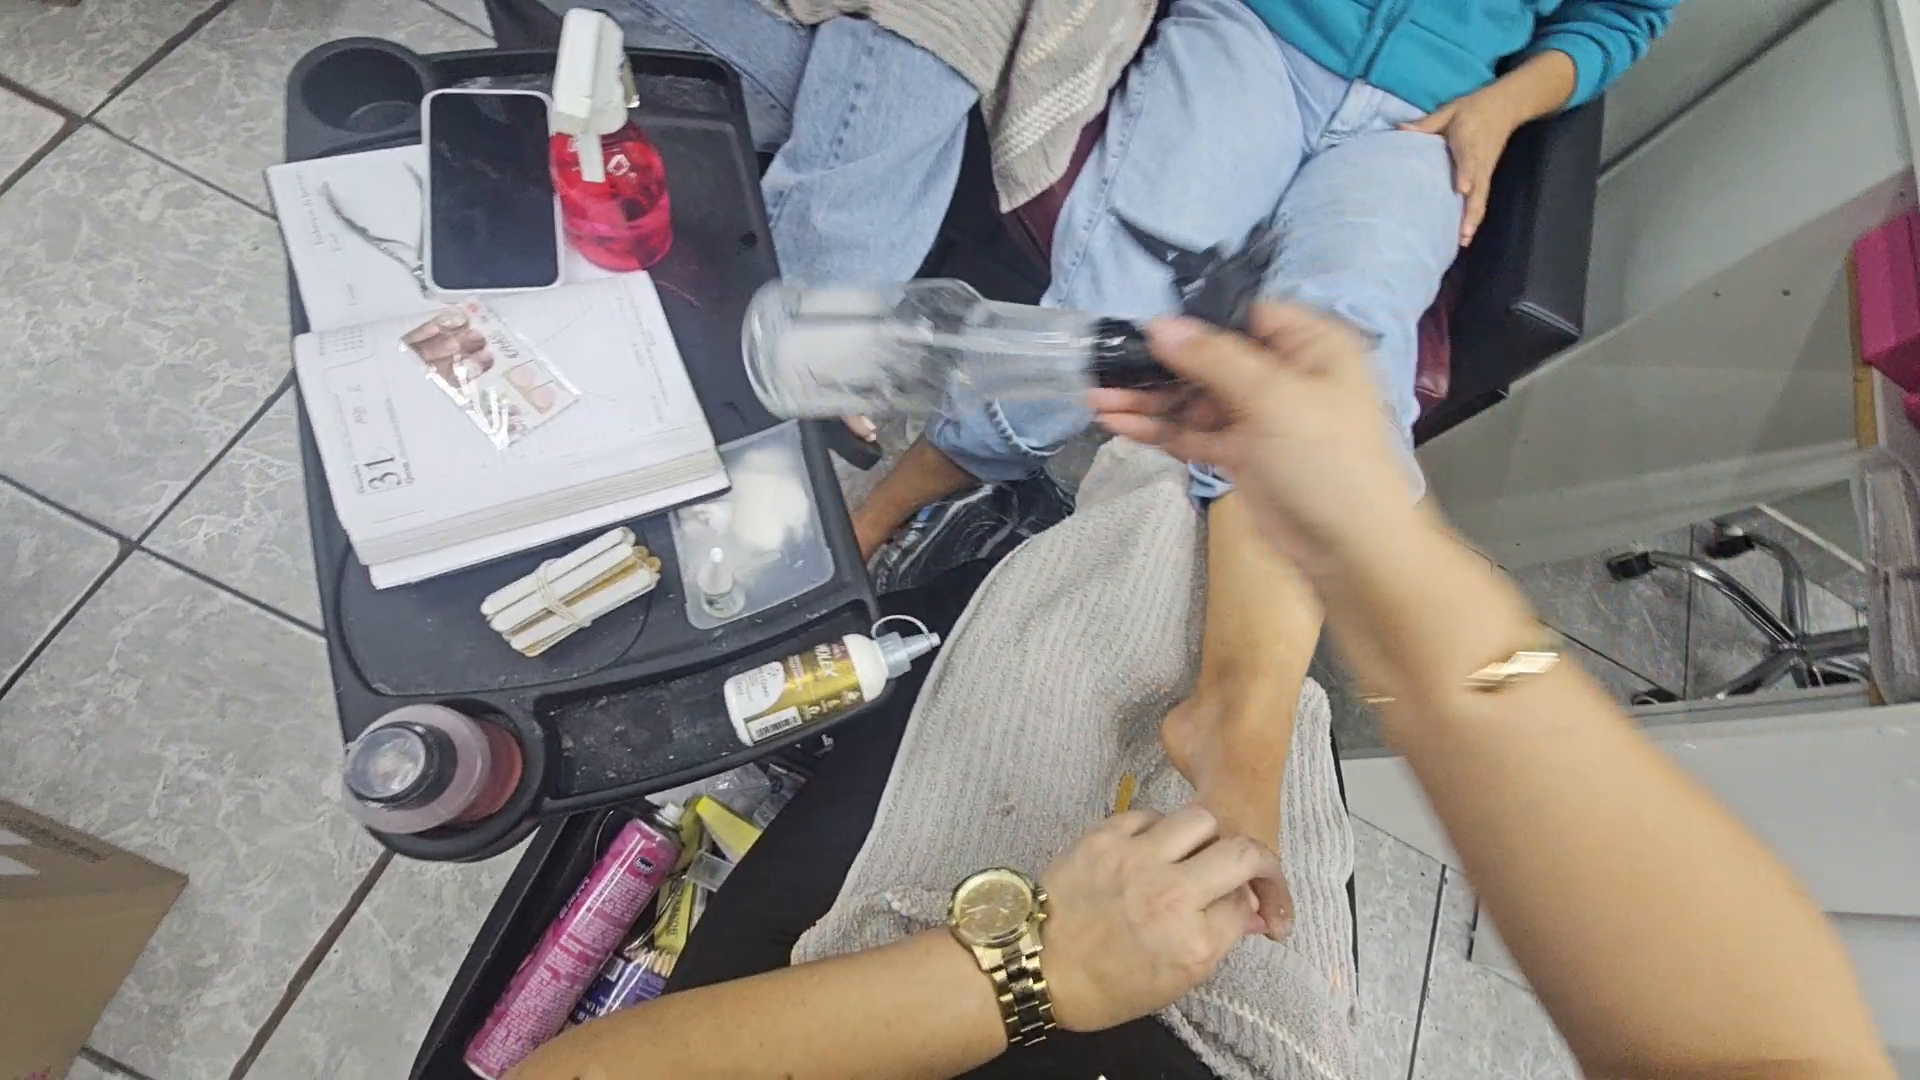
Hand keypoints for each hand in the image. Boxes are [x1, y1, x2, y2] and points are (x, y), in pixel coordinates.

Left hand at [1039, 805, 1289, 1031]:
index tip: (1245, 898)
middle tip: (1241, 865)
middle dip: (1252, 859)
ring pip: (1199, 819)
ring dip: (1205, 836)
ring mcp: (1136, 857)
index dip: (1254, 899)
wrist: (1040, 962)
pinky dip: (1158, 827)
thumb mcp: (1175, 979)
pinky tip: (1151, 846)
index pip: (1249, 902)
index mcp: (1192, 942)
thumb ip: (1218, 938)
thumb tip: (1253, 909)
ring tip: (1191, 852)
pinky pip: (1150, 813)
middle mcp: (1171, 894)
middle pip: (1240, 851)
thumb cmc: (1108, 982)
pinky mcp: (1105, 835)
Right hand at [1089, 305, 1416, 578]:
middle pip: (1208, 361)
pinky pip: (1191, 434)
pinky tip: (1119, 424)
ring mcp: (1256, 418)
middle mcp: (1280, 376)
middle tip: (1104, 370)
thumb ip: (1212, 359)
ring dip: (1147, 401)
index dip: (1195, 322)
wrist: (1349, 546)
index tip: (1145, 330)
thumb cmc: (1325, 459)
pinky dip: (1157, 430)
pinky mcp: (1237, 454)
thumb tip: (1158, 326)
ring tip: (1096, 401)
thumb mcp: (1273, 397)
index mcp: (1307, 346)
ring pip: (1192, 401)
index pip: (1242, 318)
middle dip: (1157, 368)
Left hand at [1400, 86, 1524, 246]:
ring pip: (1481, 197)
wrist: (1508, 104)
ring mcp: (1484, 170)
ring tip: (1463, 240)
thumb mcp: (1450, 111)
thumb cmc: (1472, 109)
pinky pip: (1480, 199)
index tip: (1463, 188)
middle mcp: (1480, 159)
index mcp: (1469, 140)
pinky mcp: (1485, 177)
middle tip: (1463, 231)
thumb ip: (1426, 124)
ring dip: (1473, 219)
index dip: (1467, 173)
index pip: (1470, 158)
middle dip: (1471, 209)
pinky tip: (1465, 236)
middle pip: (1478, 187)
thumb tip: (1400, 128)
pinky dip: (1475, 217)